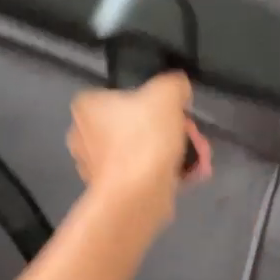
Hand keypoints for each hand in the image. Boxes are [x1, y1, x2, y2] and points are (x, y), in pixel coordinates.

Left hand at [67, 73, 210, 226]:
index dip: (149, 100)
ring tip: (196, 157)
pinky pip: (140, 174)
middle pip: (134, 124)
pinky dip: (163, 173)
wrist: (138, 195)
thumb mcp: (167, 94)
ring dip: (169, 152)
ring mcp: (95, 166)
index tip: (172, 111)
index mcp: (86, 106)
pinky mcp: (111, 191)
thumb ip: (174, 84)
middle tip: (189, 135)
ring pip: (140, 151)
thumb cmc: (145, 138)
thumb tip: (178, 90)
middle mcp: (83, 135)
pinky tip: (187, 174)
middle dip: (167, 130)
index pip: (117, 94)